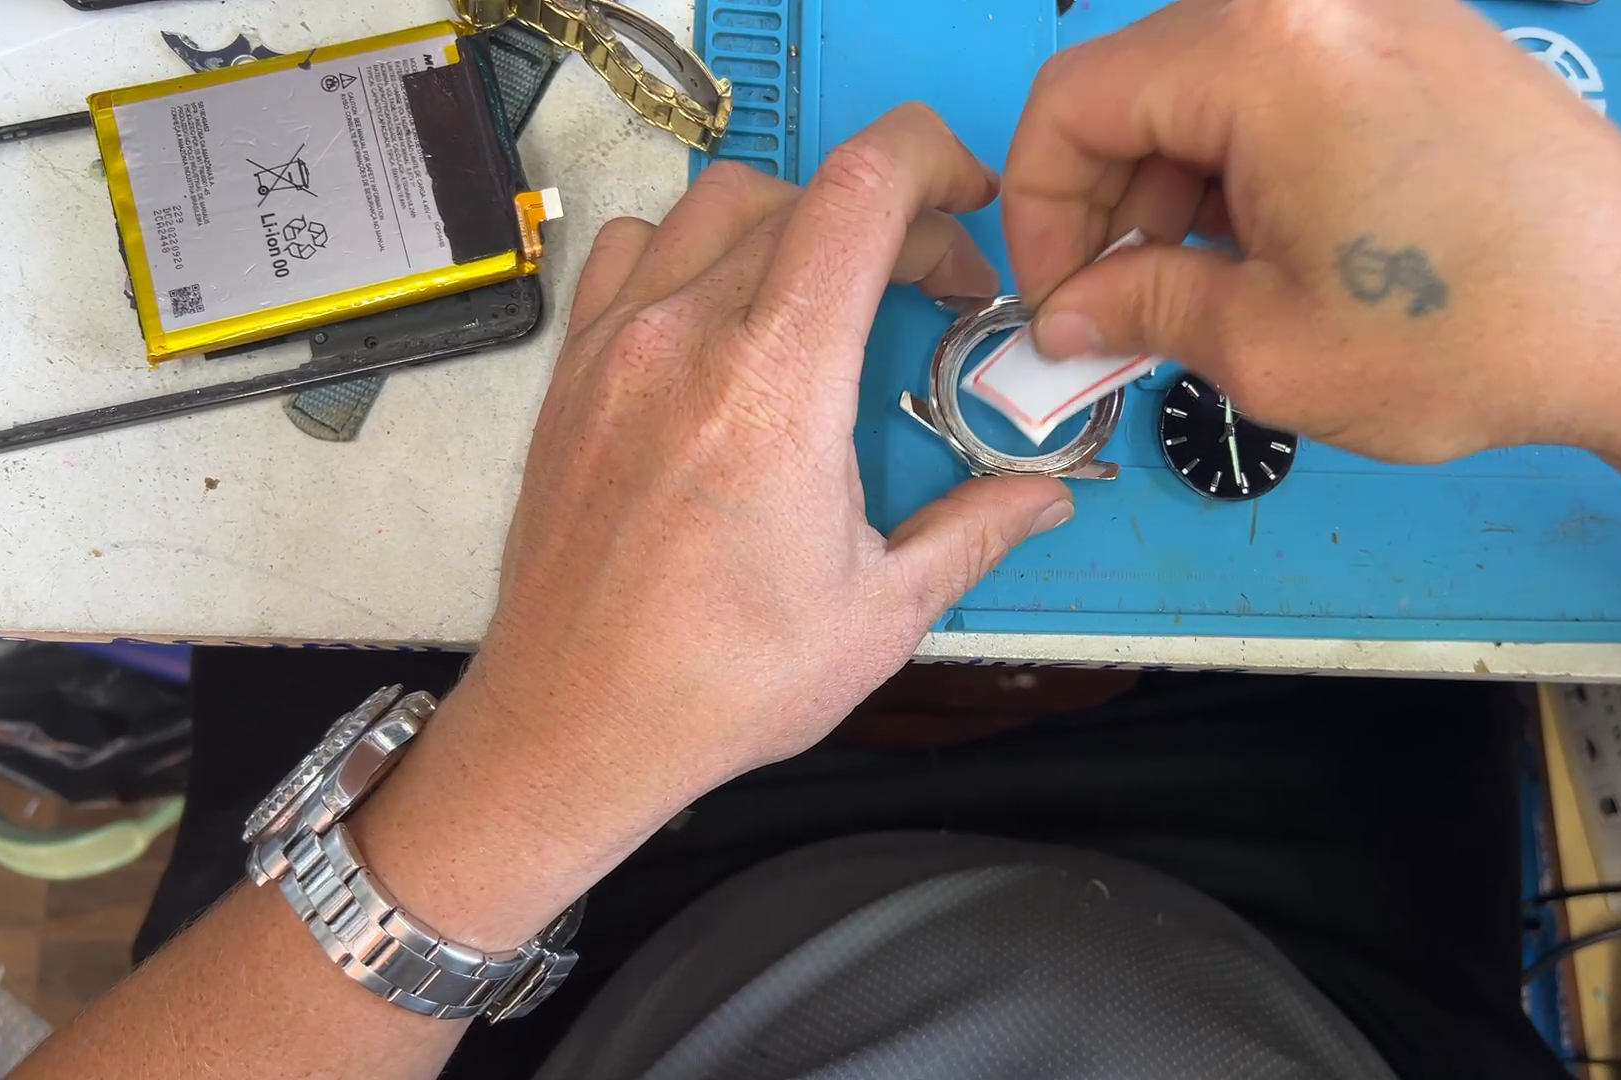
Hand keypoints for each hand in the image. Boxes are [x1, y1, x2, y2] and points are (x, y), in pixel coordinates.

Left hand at [462, 105, 1071, 810]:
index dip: (934, 165)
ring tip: (838, 294)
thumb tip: (1045, 496)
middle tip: (931, 288)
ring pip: (718, 208)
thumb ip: (976, 533)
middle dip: (892, 219)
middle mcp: (685, 340)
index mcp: (778, 389)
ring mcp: (615, 348)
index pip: (861, 192)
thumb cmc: (724, 682)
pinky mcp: (576, 375)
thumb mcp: (881, 614)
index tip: (968, 206)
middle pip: (805, 196)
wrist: (577, 728)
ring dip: (799, 227)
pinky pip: (636, 250)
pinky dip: (702, 251)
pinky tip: (730, 316)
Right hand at [1002, 0, 1620, 465]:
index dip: (1033, 213)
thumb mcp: (1259, 347)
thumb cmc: (1447, 344)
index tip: (1053, 301)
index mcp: (1260, 53)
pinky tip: (1241, 263)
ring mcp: (1364, 20)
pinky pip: (1260, 110)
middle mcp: (1307, 3)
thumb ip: (1133, 312)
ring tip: (1178, 303)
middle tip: (1106, 314)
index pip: (1068, 104)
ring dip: (1156, 209)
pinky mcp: (1401, 55)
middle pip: (1126, 97)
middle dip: (1093, 215)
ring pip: (1190, 107)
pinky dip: (1220, 190)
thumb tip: (1054, 319)